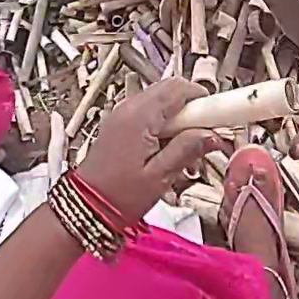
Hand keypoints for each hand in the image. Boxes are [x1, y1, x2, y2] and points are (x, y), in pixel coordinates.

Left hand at [75, 78, 218, 222]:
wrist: (82, 209)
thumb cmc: (120, 196)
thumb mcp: (159, 177)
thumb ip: (186, 150)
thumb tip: (214, 134)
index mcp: (140, 116)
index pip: (178, 88)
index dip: (201, 97)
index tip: (216, 118)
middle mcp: (129, 107)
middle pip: (169, 89)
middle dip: (191, 107)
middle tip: (203, 135)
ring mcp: (121, 113)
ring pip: (159, 99)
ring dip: (178, 115)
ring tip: (186, 147)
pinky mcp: (119, 123)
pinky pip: (148, 111)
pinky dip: (163, 122)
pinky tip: (167, 149)